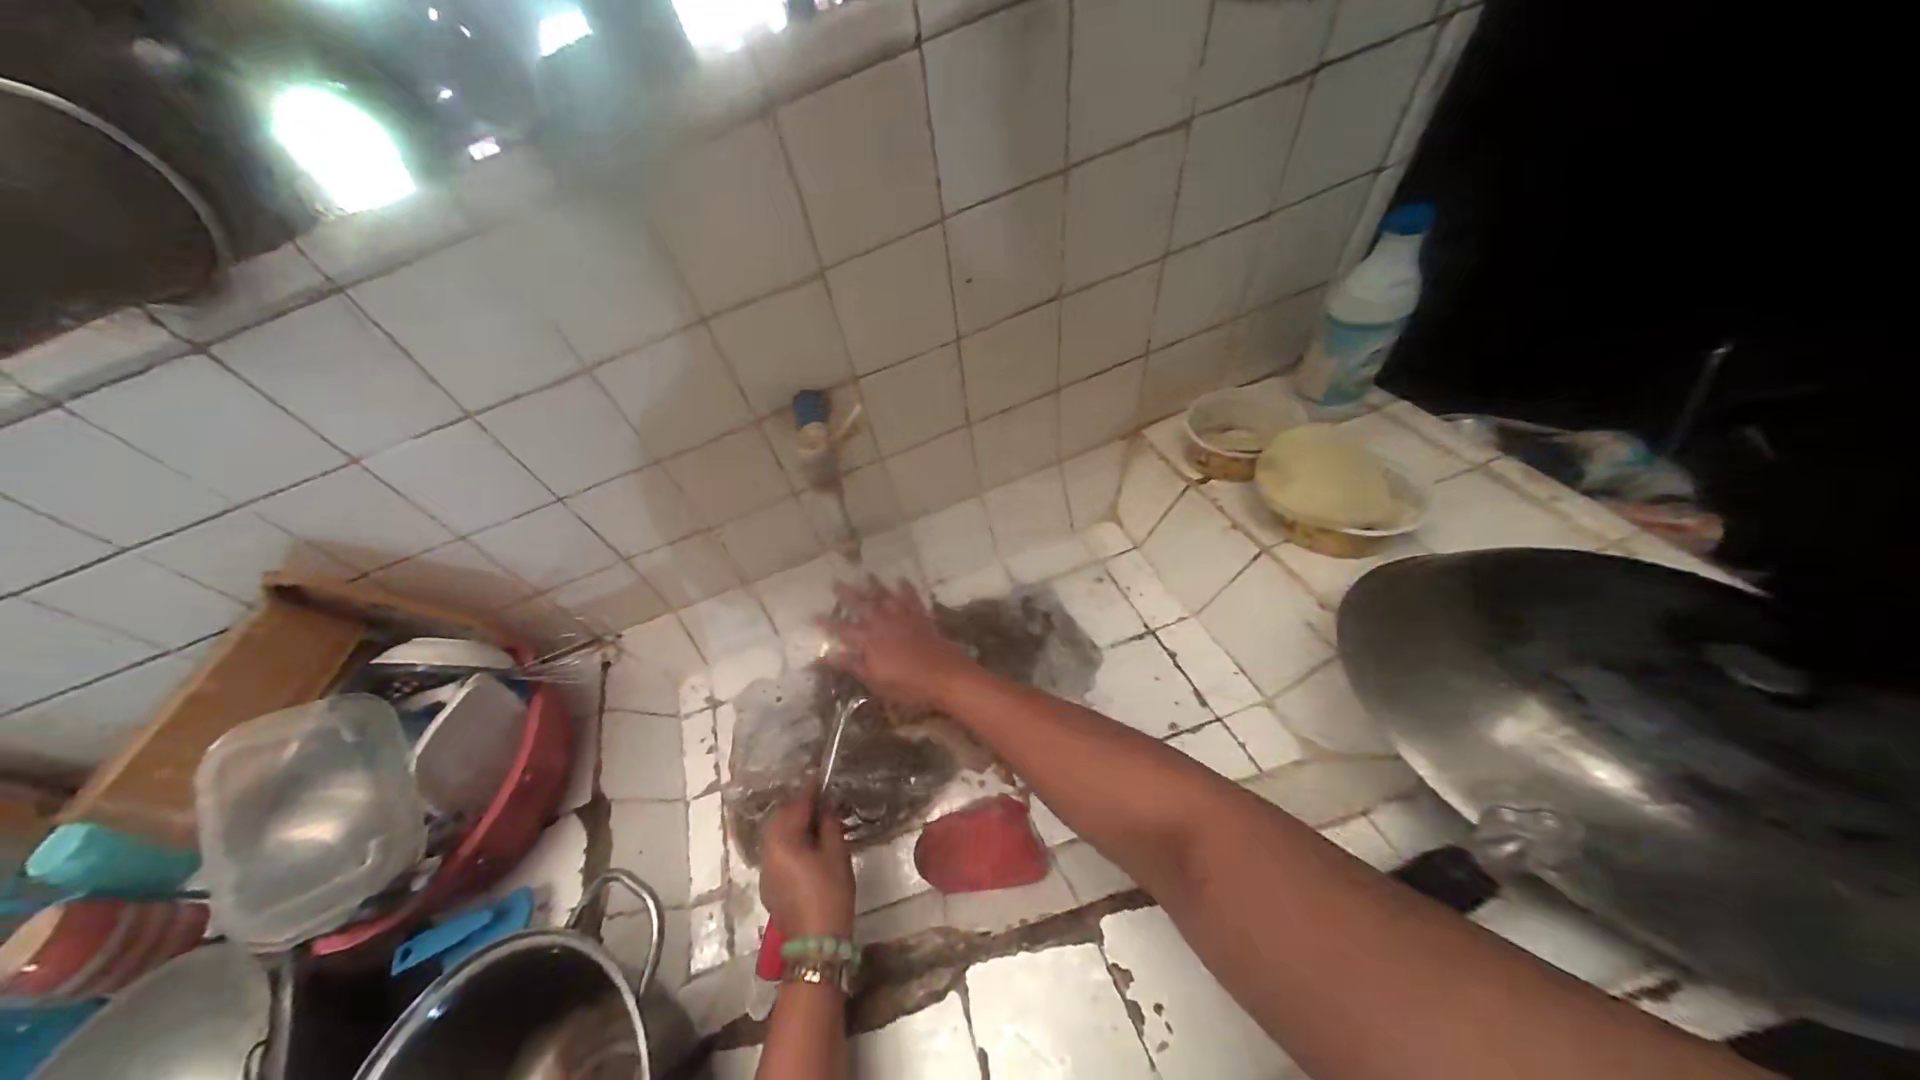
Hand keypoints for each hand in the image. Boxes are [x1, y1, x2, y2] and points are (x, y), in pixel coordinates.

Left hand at [759, 796, 854, 937]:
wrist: (816, 944)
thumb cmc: (830, 894)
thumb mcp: (836, 854)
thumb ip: (829, 825)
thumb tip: (827, 806)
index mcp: (783, 841)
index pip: (796, 806)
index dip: (810, 791)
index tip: (821, 778)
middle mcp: (767, 851)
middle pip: (780, 819)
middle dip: (799, 807)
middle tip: (822, 801)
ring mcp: (765, 870)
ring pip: (776, 836)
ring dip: (794, 825)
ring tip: (817, 822)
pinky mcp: (769, 885)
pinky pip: (777, 852)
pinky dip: (790, 842)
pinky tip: (808, 847)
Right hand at [822, 577, 978, 709]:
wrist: (944, 674)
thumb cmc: (907, 684)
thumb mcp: (874, 680)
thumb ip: (852, 665)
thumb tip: (826, 656)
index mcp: (868, 641)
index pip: (842, 630)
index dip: (828, 623)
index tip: (814, 614)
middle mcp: (883, 624)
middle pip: (862, 606)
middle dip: (848, 594)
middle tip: (836, 582)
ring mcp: (903, 617)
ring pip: (885, 597)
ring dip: (875, 585)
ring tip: (866, 574)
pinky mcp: (921, 616)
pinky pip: (911, 598)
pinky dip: (905, 588)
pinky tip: (901, 579)